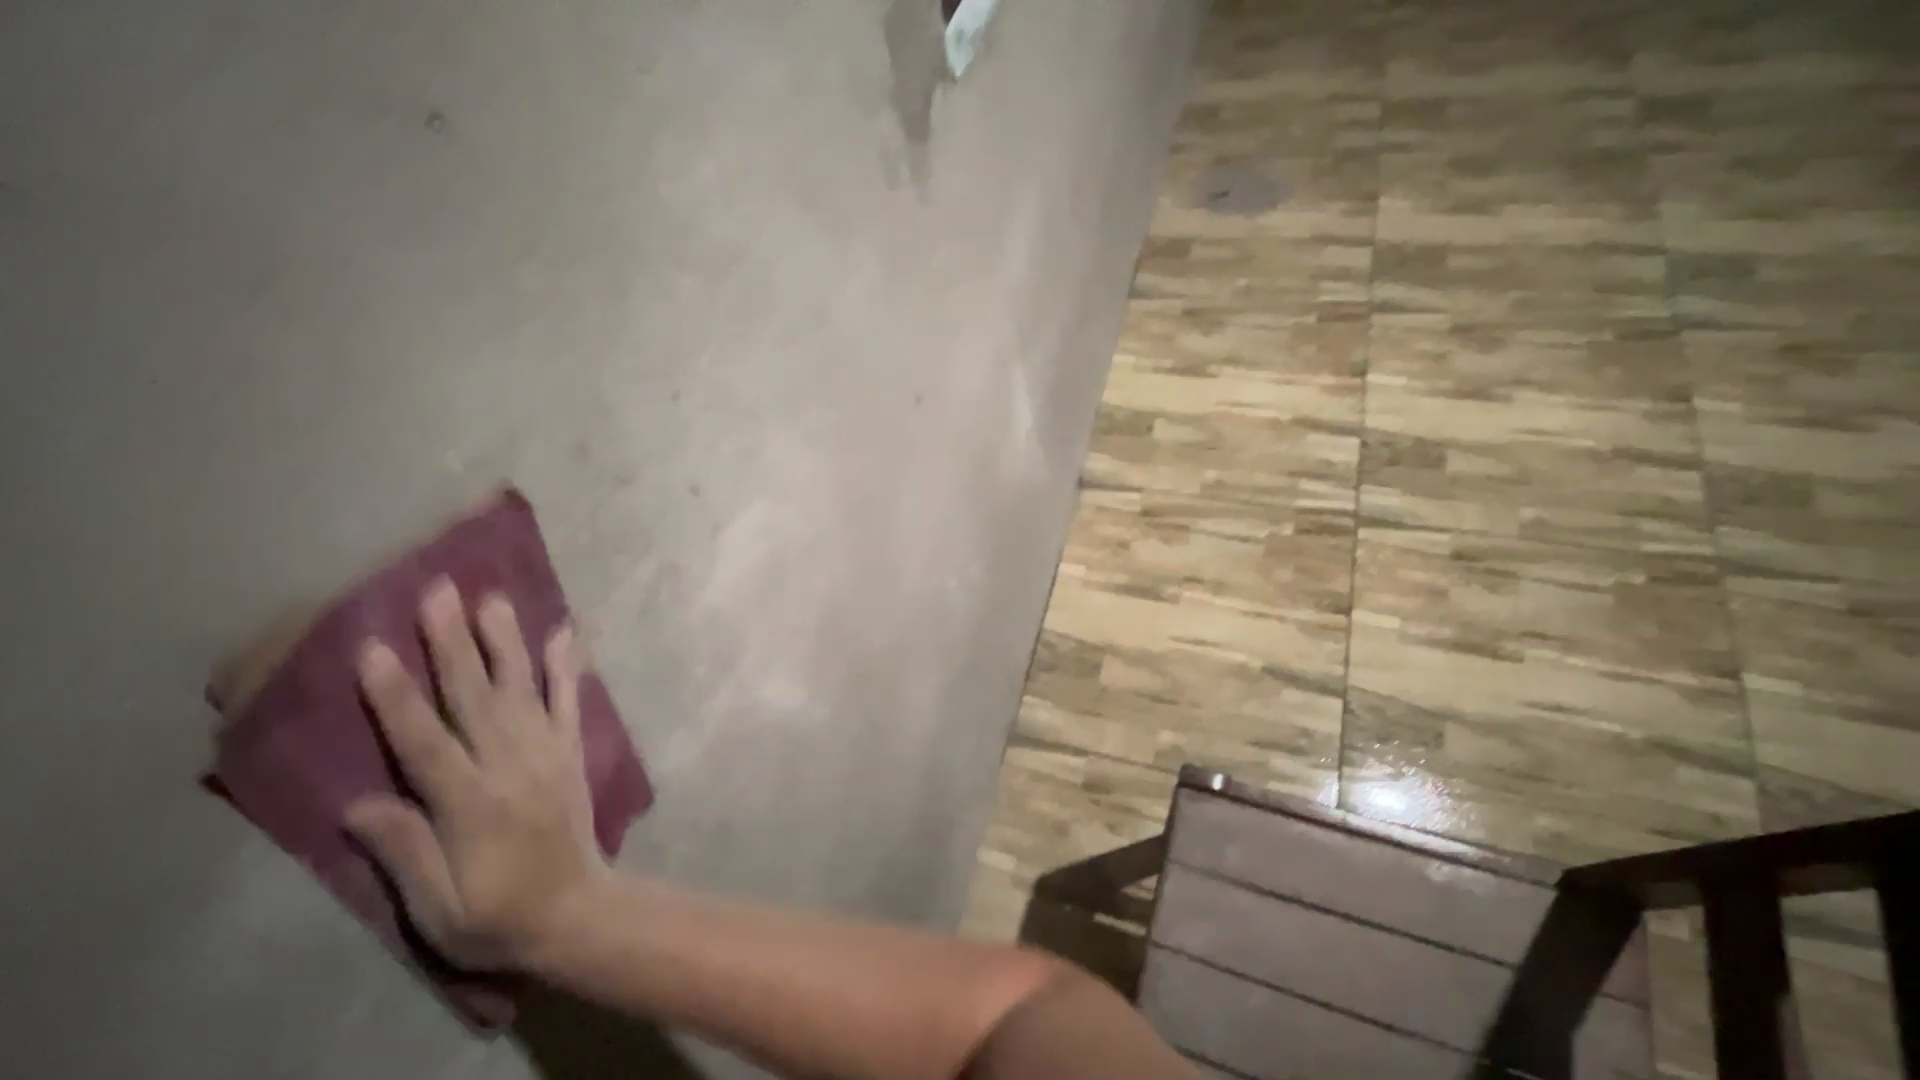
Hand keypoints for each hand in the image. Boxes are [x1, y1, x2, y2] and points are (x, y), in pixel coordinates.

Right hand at [346, 578, 608, 970]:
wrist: (578, 915)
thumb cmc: (496, 918)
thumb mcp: (437, 908)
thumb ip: (404, 850)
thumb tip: (356, 803)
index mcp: (470, 804)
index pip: (425, 741)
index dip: (397, 695)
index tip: (374, 646)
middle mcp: (511, 767)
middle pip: (476, 697)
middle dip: (453, 643)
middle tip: (438, 591)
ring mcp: (547, 756)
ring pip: (522, 689)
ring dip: (506, 642)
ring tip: (492, 597)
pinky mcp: (571, 755)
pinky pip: (570, 703)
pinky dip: (566, 667)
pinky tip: (564, 632)